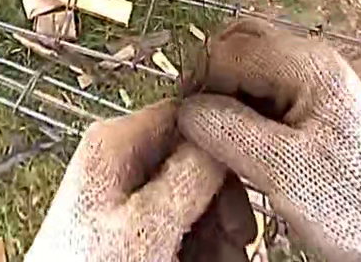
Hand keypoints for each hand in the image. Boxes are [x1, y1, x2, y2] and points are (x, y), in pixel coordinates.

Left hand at [26, 99, 248, 261]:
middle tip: (238, 236)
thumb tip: (222, 139)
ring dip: (215, 229)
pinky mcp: (128, 230)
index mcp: (115, 141)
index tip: (245, 176)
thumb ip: (187, 176)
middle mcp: (119, 161)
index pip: (180, 113)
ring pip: (188, 198)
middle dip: (221, 199)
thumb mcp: (146, 224)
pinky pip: (175, 225)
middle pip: (190, 160)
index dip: (217, 141)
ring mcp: (123, 197)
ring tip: (228, 257)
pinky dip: (198, 245)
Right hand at [178, 19, 360, 261]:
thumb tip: (185, 108)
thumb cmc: (356, 209)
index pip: (231, 49)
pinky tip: (238, 140)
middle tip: (192, 116)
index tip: (180, 115)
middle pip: (241, 43)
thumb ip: (228, 130)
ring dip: (226, 91)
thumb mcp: (283, 171)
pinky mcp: (316, 104)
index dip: (199, 78)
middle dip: (211, 75)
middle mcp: (311, 60)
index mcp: (307, 63)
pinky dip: (244, 105)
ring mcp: (314, 80)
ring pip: (251, 65)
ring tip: (213, 132)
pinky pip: (267, 89)